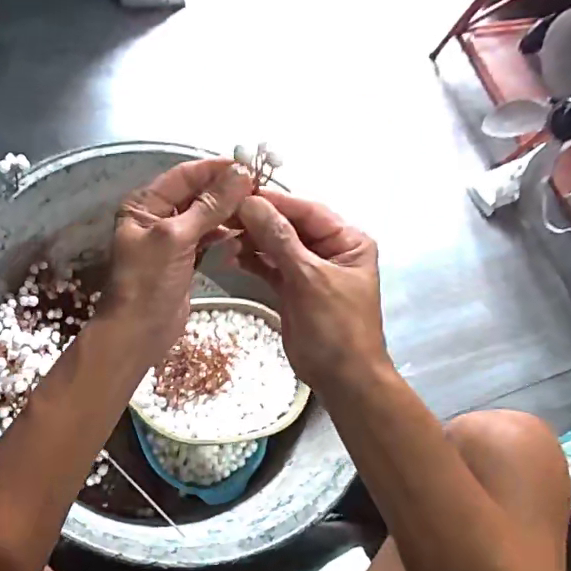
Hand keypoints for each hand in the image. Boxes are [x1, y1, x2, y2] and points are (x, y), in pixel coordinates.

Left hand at [102, 157, 254, 361]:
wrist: (138, 332)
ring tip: (257, 208)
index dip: (216, 169)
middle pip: (196, 193)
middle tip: (261, 189)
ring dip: (228, 211)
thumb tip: (240, 174)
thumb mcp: (176, 238)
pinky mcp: (184, 259)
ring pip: (205, 215)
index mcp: (144, 204)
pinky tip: (243, 231)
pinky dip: (224, 233)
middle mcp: (156, 217)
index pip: (184, 175)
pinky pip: (207, 237)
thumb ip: (209, 206)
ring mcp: (171, 239)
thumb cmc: (148, 283)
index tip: (249, 166)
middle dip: (226, 190)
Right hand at [235, 190, 386, 390]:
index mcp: (347, 241)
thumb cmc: (337, 327)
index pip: (307, 210)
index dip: (275, 201)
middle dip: (258, 221)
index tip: (241, 192)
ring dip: (251, 241)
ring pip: (276, 246)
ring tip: (223, 236)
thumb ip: (280, 239)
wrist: (343, 378)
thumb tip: (252, 204)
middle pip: (289, 226)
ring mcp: (309, 271)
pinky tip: (232, 256)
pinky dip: (252, 261)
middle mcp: (329, 250)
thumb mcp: (310, 278)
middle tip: (224, 213)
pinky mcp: (292, 289)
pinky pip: (270, 267)